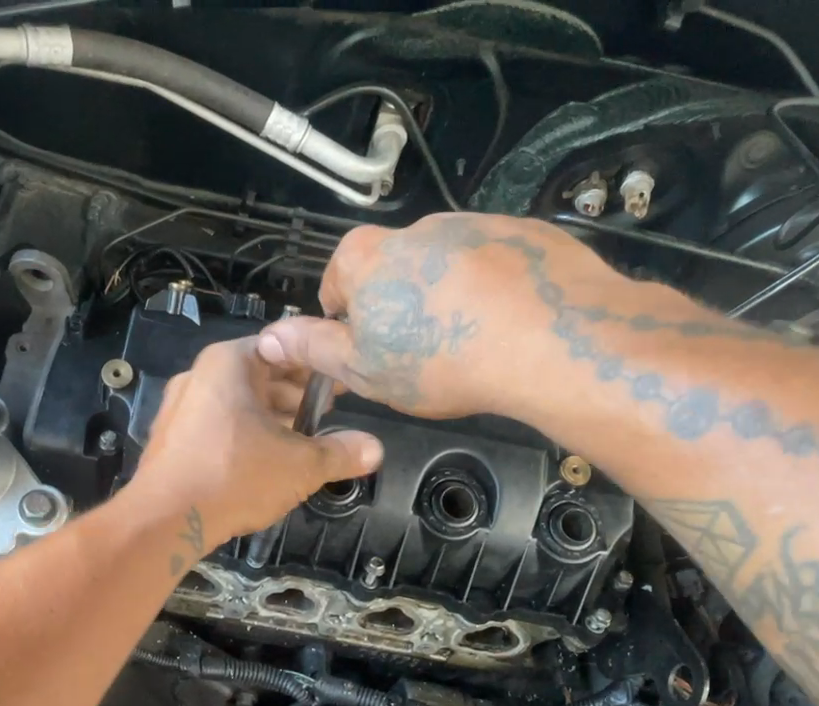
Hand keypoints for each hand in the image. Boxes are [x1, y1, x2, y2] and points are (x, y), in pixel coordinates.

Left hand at [126, 336, 382, 553]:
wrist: (165, 520)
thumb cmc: (236, 476)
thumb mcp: (300, 465)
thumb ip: (340, 453)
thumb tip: (376, 449)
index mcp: (229, 363)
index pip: (283, 347)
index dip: (317, 365)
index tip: (341, 387)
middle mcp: (199, 375)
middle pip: (258, 375)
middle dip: (295, 396)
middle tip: (326, 416)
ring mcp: (178, 407)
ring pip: (237, 404)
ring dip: (271, 419)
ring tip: (300, 444)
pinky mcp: (169, 439)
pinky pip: (216, 427)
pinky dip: (243, 437)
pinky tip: (262, 465)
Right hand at [255, 213, 640, 418]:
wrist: (550, 341)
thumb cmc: (442, 361)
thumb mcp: (362, 369)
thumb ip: (312, 348)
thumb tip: (269, 336)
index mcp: (367, 259)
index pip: (337, 282)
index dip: (347, 322)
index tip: (368, 350)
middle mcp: (415, 230)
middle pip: (392, 271)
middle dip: (398, 307)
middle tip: (418, 353)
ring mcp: (472, 225)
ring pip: (444, 267)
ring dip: (446, 297)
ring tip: (469, 342)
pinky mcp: (521, 232)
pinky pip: (493, 262)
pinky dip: (493, 288)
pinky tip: (506, 325)